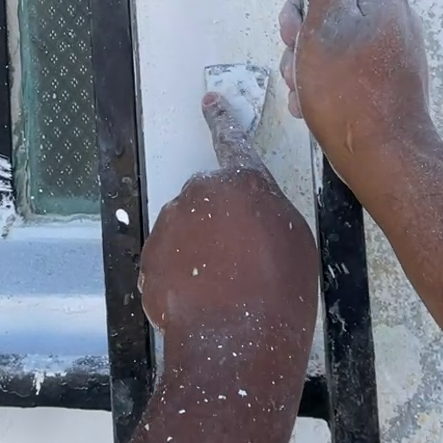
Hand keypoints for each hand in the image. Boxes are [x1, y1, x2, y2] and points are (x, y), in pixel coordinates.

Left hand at [139, 95, 317, 368]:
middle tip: (241, 259)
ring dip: (198, 249)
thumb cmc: (280, 289)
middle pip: (207, 197)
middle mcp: (199, 192)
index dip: (222, 120)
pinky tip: (201, 300)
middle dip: (218, 220)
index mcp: (241, 181)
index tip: (209, 101)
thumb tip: (245, 212)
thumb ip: (263, 209)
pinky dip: (181, 274)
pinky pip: (168, 258)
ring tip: (223, 287)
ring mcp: (169, 223)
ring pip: (185, 228)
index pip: (232, 141)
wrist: (235, 341)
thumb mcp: (293, 238)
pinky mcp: (149, 255)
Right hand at [280, 0, 437, 192]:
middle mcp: (391, 17)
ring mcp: (388, 49)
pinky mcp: (382, 77)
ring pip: (335, 34)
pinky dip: (321, 76)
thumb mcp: (327, 23)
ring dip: (307, 53)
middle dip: (304, 17)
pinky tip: (309, 99)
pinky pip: (342, 63)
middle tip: (292, 42)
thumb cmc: (348, 90)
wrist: (381, 157)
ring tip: (299, 81)